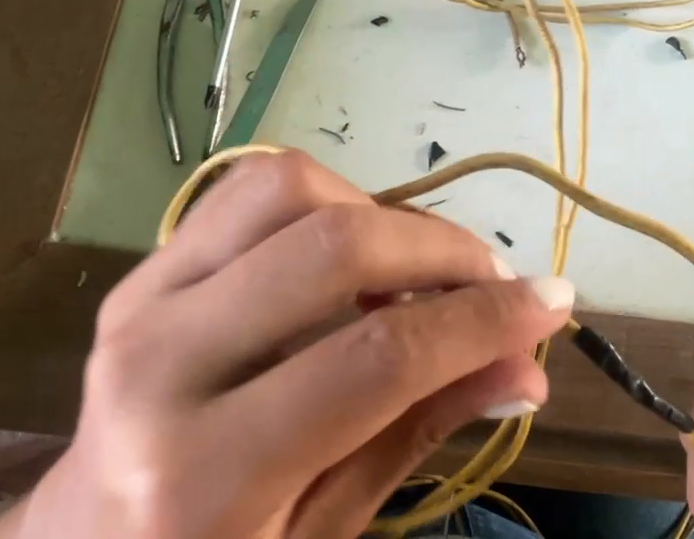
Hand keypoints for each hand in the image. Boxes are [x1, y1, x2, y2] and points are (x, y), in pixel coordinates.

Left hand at [0, 149, 573, 538]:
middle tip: (495, 282)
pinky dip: (328, 199)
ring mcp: (143, 296)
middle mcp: (161, 363)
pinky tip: (358, 251)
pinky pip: (252, 188)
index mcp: (203, 472)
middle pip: (332, 247)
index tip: (550, 305)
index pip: (375, 359)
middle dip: (439, 250)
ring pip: (287, 187)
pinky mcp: (147, 264)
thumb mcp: (324, 526)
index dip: (478, 322)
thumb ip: (421, 428)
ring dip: (378, 211)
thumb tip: (527, 363)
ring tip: (420, 268)